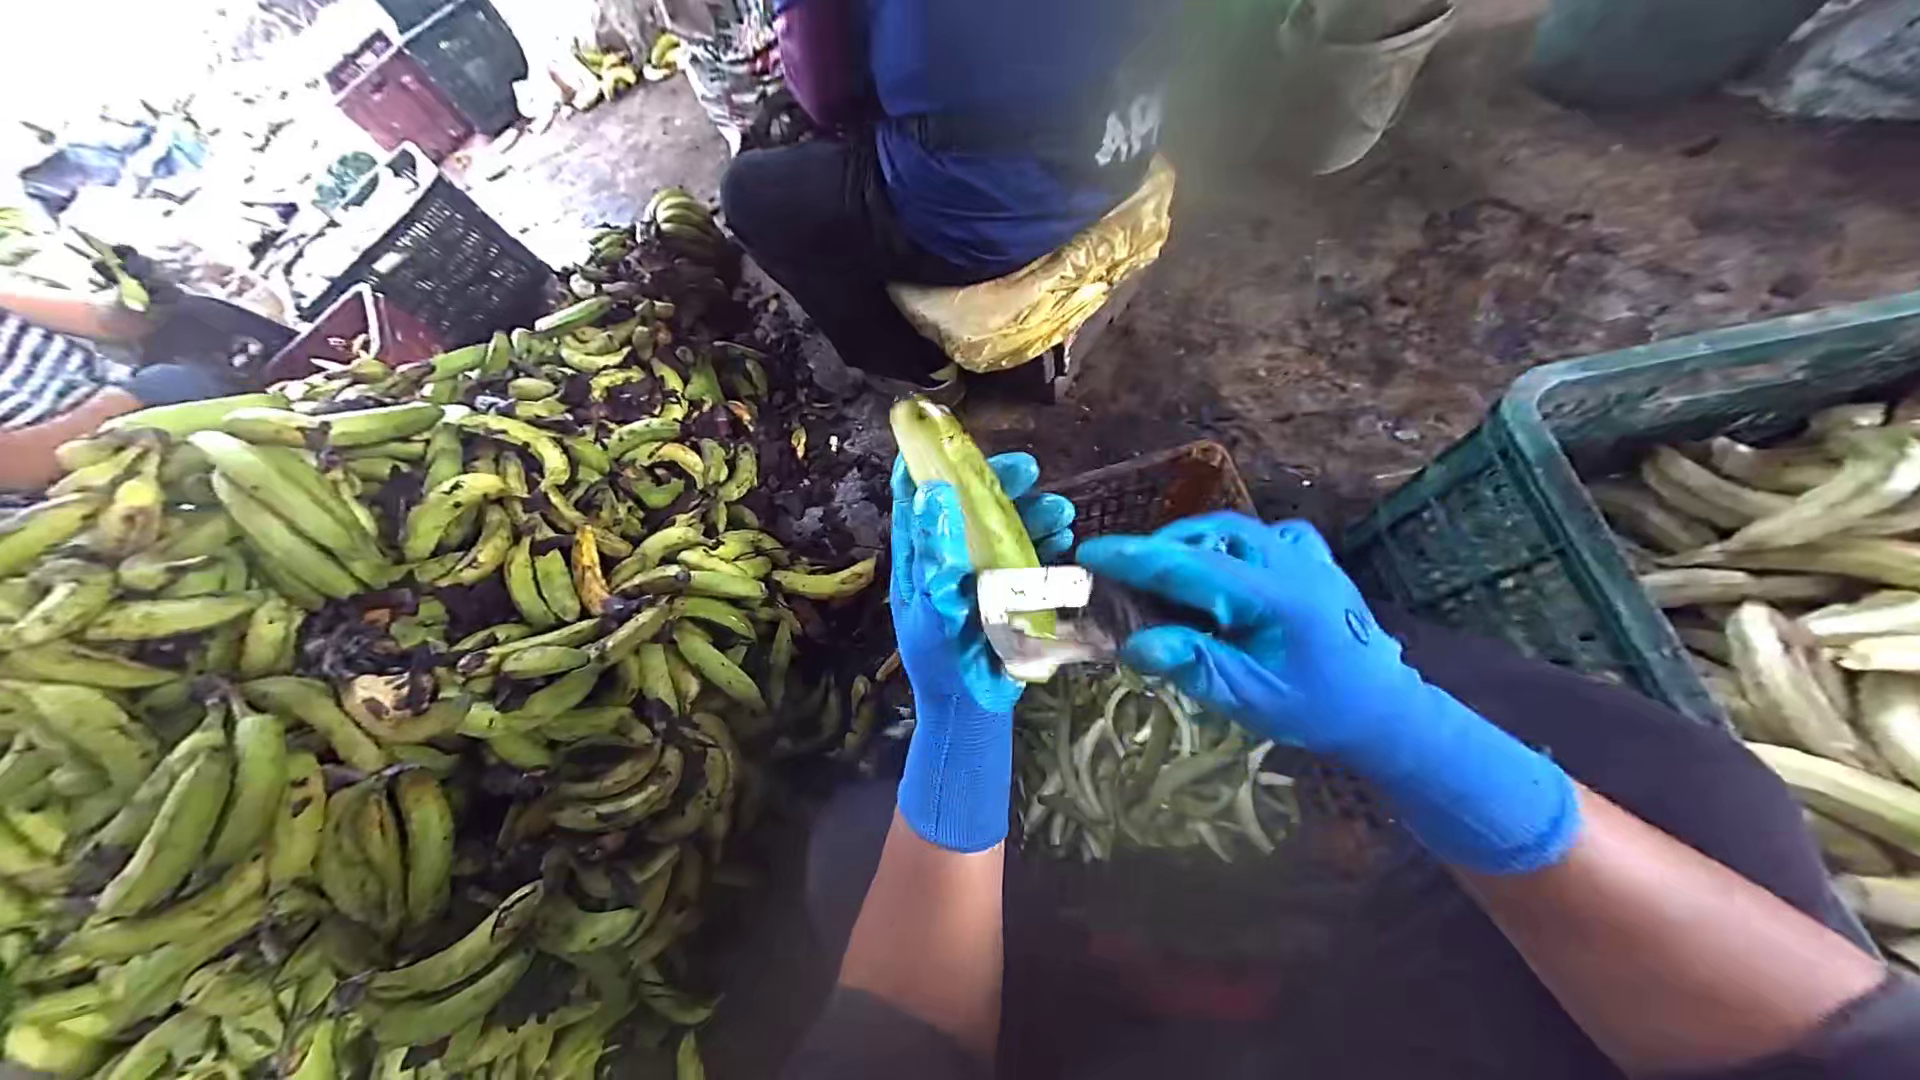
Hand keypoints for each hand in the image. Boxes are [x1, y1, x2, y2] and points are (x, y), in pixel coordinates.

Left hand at [889, 452, 1073, 851]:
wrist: (973, 707)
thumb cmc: (944, 662)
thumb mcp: (932, 610)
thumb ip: (932, 555)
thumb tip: (934, 491)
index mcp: (919, 555)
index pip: (914, 495)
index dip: (927, 462)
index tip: (951, 439)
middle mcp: (948, 554)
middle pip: (968, 502)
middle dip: (997, 482)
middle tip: (1028, 470)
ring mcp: (980, 570)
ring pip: (1003, 525)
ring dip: (1032, 512)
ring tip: (1061, 512)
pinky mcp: (1008, 586)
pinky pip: (1027, 554)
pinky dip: (1046, 542)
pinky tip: (1064, 540)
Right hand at [1076, 513, 1579, 873]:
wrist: (1383, 707)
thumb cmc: (1314, 707)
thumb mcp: (1249, 697)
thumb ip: (1193, 665)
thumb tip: (1133, 645)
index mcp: (1276, 596)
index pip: (1189, 566)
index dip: (1134, 558)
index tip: (1089, 552)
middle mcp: (1290, 560)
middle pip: (1205, 538)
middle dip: (1156, 552)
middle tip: (1120, 575)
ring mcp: (1303, 551)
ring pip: (1227, 531)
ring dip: (1185, 547)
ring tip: (1158, 576)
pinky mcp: (1308, 553)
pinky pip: (1253, 535)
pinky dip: (1222, 546)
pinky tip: (1214, 569)